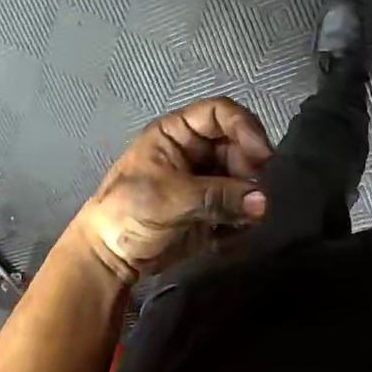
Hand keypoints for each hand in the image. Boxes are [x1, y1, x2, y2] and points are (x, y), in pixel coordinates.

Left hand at [67, 97, 273, 283]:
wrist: (109, 258)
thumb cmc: (128, 212)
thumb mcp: (170, 199)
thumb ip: (218, 197)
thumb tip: (263, 201)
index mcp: (177, 134)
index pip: (220, 113)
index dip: (245, 127)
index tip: (262, 156)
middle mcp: (196, 151)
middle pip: (239, 145)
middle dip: (251, 167)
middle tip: (255, 194)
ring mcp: (206, 180)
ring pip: (244, 176)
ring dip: (250, 195)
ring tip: (246, 217)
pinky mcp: (213, 208)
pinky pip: (240, 205)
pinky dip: (244, 217)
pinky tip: (233, 232)